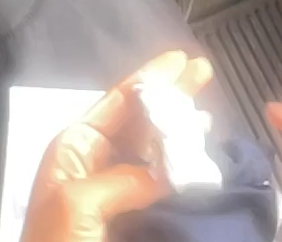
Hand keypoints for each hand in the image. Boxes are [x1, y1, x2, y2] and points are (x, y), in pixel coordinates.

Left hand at [20, 51, 214, 241]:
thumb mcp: (79, 203)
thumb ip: (125, 177)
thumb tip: (167, 169)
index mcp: (75, 150)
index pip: (118, 102)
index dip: (150, 79)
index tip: (180, 59)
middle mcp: (94, 165)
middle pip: (140, 120)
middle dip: (171, 97)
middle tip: (203, 71)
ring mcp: (112, 195)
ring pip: (152, 151)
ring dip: (179, 132)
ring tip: (207, 115)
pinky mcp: (130, 223)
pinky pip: (159, 187)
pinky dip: (181, 171)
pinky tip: (200, 162)